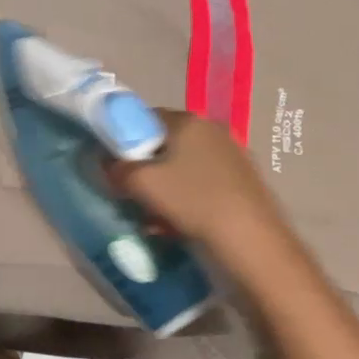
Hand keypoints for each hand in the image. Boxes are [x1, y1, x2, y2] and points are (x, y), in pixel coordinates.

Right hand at [108, 110, 285, 248]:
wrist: (250, 240)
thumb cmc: (191, 201)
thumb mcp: (139, 183)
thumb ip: (116, 167)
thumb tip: (108, 163)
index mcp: (188, 120)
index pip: (145, 118)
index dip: (124, 139)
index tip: (114, 165)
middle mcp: (213, 130)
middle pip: (164, 144)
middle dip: (145, 168)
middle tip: (131, 194)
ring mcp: (233, 155)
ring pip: (183, 167)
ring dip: (164, 187)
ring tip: (153, 217)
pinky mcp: (244, 181)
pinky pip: (202, 183)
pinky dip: (186, 199)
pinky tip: (178, 224)